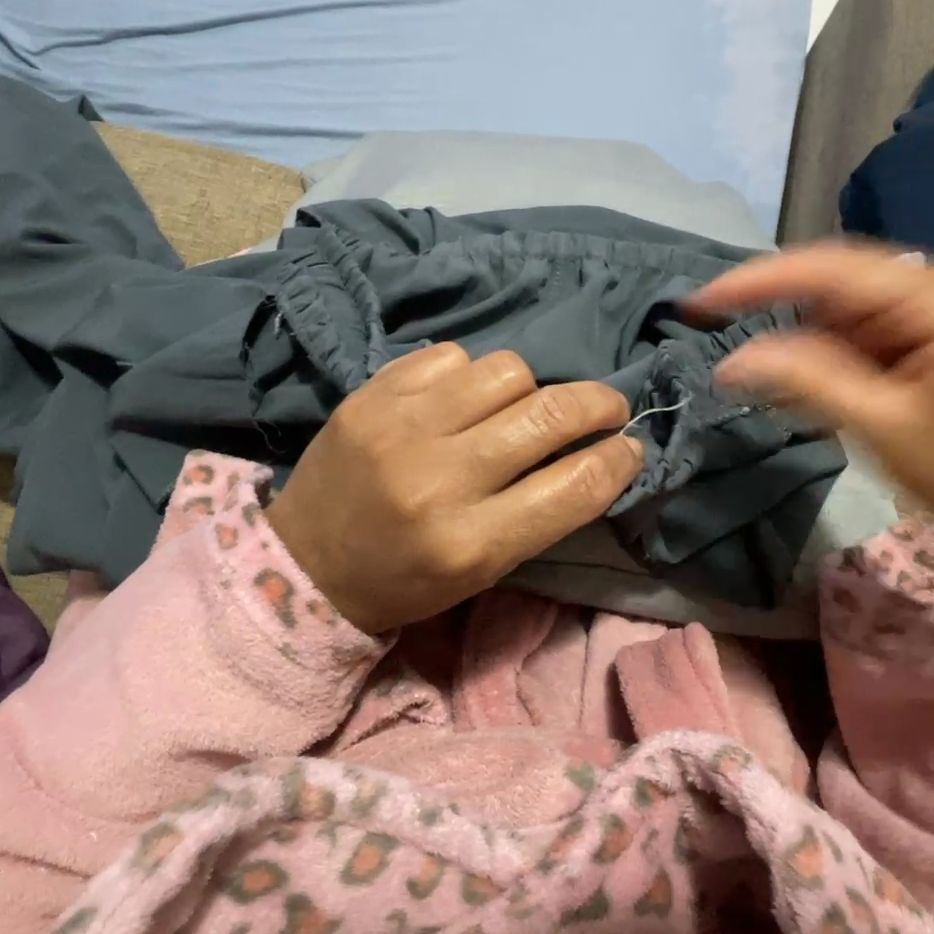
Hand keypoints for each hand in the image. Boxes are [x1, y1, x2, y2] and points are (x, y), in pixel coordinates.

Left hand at [265, 343, 644, 634]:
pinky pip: (452, 355)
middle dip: (598, 405)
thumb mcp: (482, 568)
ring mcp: (400, 428)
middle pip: (549, 414)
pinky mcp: (371, 394)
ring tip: (519, 409)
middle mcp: (438, 480)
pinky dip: (471, 375)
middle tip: (608, 409)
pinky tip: (461, 400)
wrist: (304, 561)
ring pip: (507, 371)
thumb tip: (600, 452)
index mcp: (471, 544)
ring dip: (530, 388)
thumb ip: (542, 512)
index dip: (618, 460)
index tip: (629, 448)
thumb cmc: (405, 578)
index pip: (574, 486)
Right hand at [690, 243, 933, 632]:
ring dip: (808, 348)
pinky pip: (867, 338)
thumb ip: (807, 381)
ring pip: (847, 314)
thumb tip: (730, 360)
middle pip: (839, 286)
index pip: (833, 268)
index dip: (759, 280)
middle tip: (735, 356)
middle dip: (783, 319)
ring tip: (786, 392)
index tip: (700, 302)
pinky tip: (823, 397)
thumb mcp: (886, 428)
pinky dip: (834, 364)